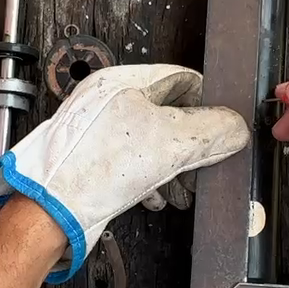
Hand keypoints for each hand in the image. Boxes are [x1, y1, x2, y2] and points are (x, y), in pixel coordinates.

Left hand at [0, 64, 248, 281]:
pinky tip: (157, 198)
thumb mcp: (171, 143)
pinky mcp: (93, 160)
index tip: (223, 128)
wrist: (51, 208)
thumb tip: (237, 128)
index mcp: (126, 82)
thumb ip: (212, 131)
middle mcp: (110, 102)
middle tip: (206, 165)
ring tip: (185, 192)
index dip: (208, 104)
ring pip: (152, 143)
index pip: (182, 79)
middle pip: (169, 114)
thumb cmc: (96, 169)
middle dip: (192, 145)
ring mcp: (100, 132)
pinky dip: (151, 180)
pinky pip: (132, 163)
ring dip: (174, 168)